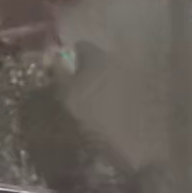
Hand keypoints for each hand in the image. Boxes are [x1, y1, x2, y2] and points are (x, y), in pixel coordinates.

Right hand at [59, 39, 173, 173]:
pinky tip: (104, 114)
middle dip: (85, 71)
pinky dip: (110, 98)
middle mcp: (118, 63)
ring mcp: (131, 80)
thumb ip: (57, 72)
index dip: (69, 58)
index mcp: (98, 57)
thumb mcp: (62, 92)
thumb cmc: (85, 115)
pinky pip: (118, 91)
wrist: (119, 146)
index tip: (61, 74)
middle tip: (73, 90)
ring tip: (88, 105)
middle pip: (97, 60)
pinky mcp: (138, 99)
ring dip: (98, 85)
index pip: (81, 46)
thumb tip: (53, 58)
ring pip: (109, 76)